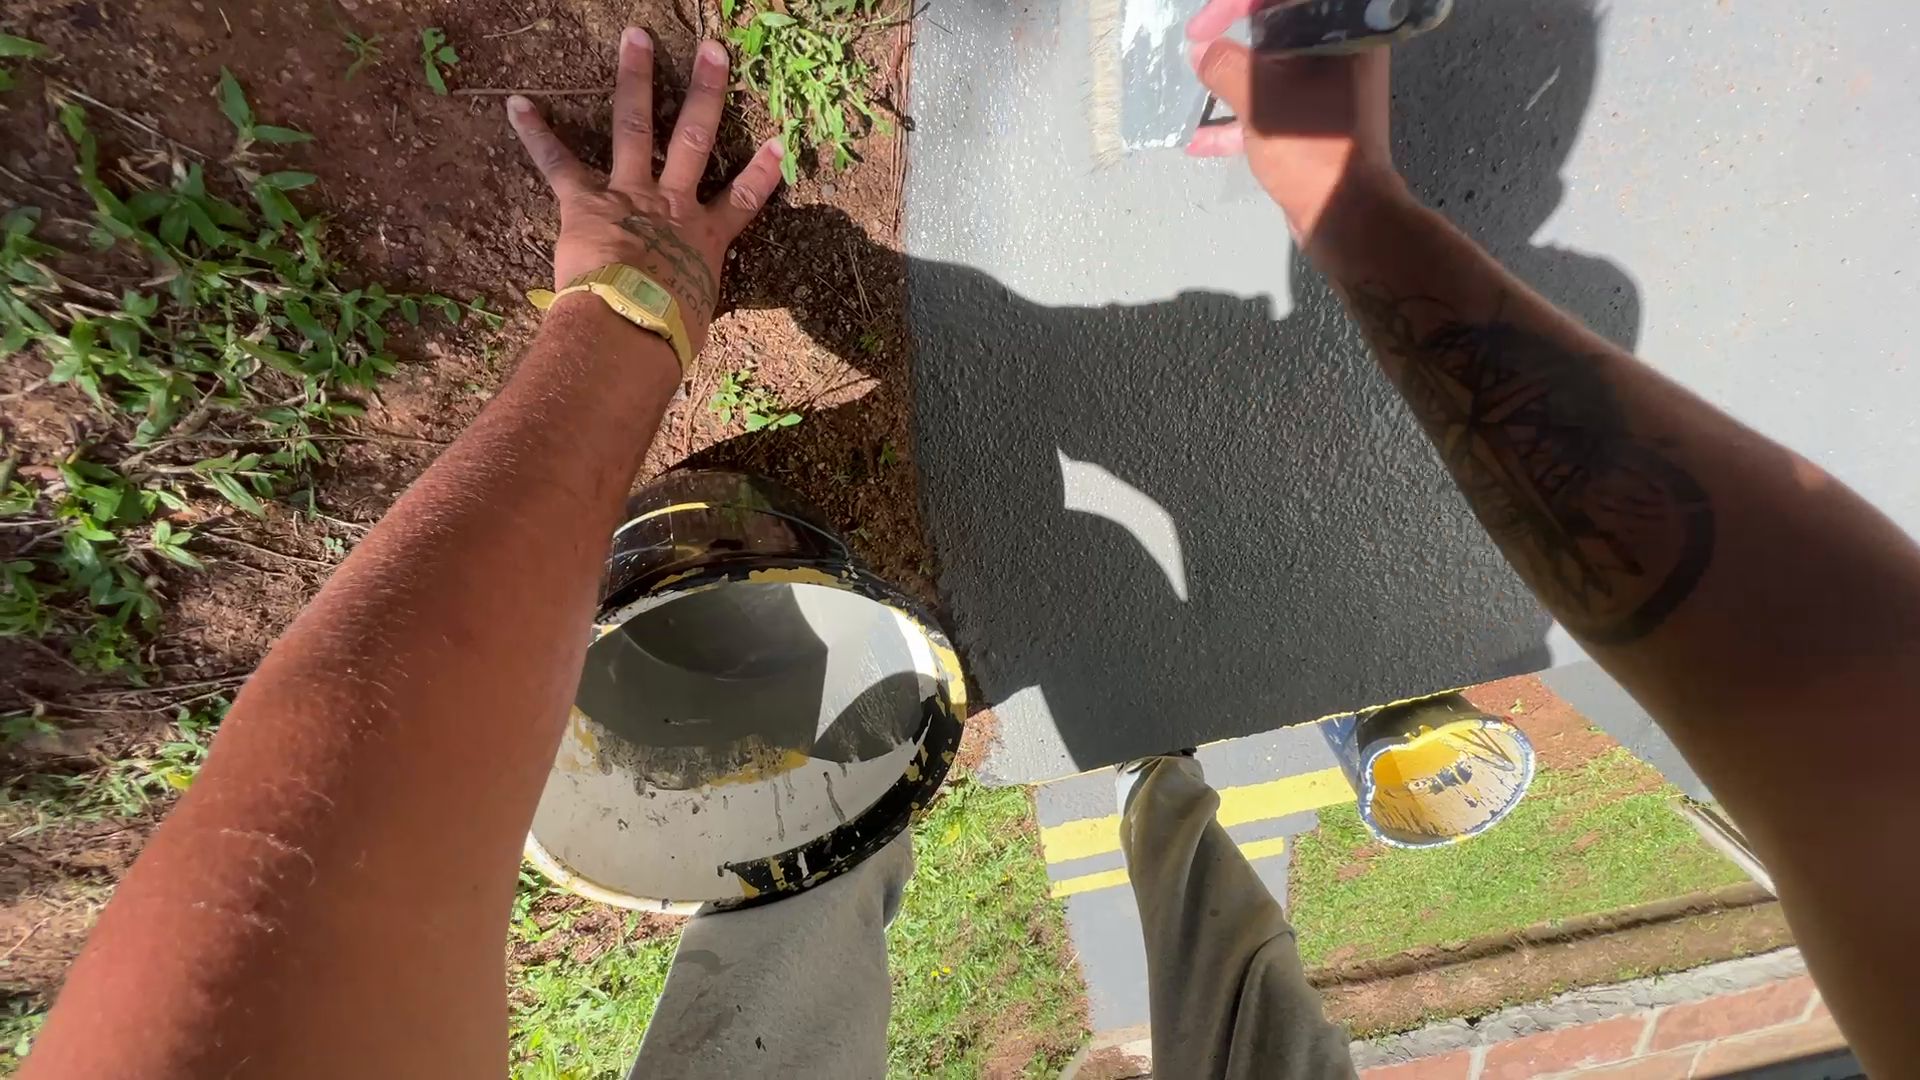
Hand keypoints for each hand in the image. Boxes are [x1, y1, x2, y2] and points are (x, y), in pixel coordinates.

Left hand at [507, 30, 783, 356]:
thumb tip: (681, 320)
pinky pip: (558, 164)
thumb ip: (690, 299)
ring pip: (636, 128)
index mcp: (705, 239)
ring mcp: (631, 197)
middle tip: (712, 50)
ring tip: (636, 37)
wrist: (632, 325)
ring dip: (636, 80)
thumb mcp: (694, 316)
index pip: (744, 199)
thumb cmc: (672, 332)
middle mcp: (674, 206)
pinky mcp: (586, 202)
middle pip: (695, 141)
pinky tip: (518, 105)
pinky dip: (537, 135)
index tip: (779, 141)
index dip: (764, 171)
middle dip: (706, 94)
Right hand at [1185, 0, 1402, 242]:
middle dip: (1232, 41)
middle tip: (1199, 52)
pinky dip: (1241, 119)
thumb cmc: (1310, 146)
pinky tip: (1201, 139)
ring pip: (1271, 72)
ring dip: (1230, 85)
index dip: (1231, 5)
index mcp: (1340, 26)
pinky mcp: (1315, 121)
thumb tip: (1201, 51)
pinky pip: (1274, 107)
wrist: (1344, 211)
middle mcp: (1341, 47)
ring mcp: (1329, 86)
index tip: (1198, 32)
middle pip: (1277, 28)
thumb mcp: (1260, 101)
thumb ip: (1226, 68)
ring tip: (1195, 94)